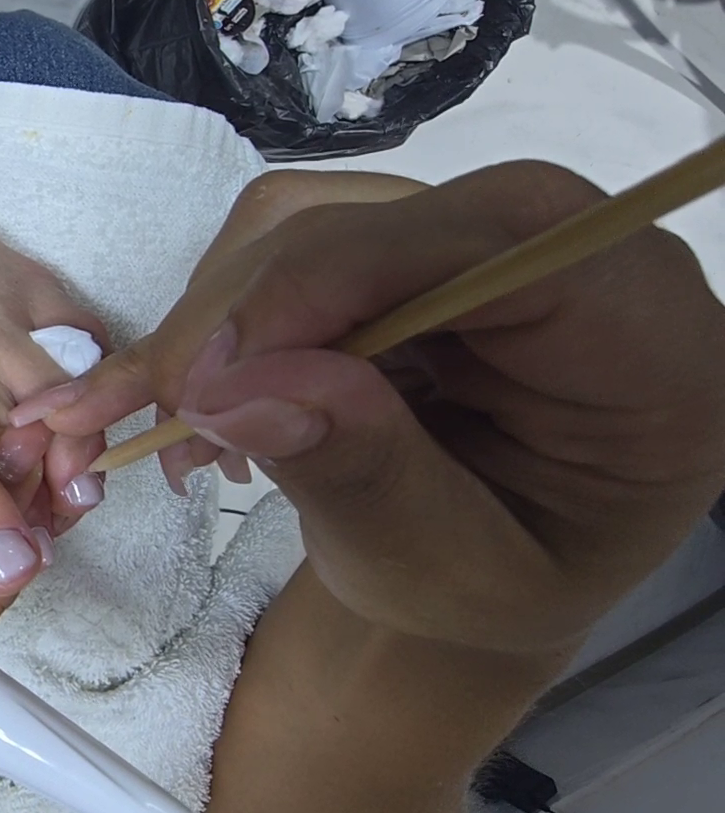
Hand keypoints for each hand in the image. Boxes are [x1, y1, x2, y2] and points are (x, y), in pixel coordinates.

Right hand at [27, 163, 724, 651]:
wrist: (448, 571)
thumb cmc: (471, 588)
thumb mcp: (434, 570)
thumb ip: (357, 477)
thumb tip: (232, 394)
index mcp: (641, 351)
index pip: (501, 237)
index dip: (337, 276)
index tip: (214, 376)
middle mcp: (547, 272)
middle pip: (369, 224)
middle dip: (240, 317)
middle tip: (170, 418)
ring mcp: (445, 258)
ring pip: (290, 229)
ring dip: (206, 327)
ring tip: (179, 428)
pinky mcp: (364, 267)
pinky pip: (254, 257)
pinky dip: (196, 328)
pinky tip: (181, 400)